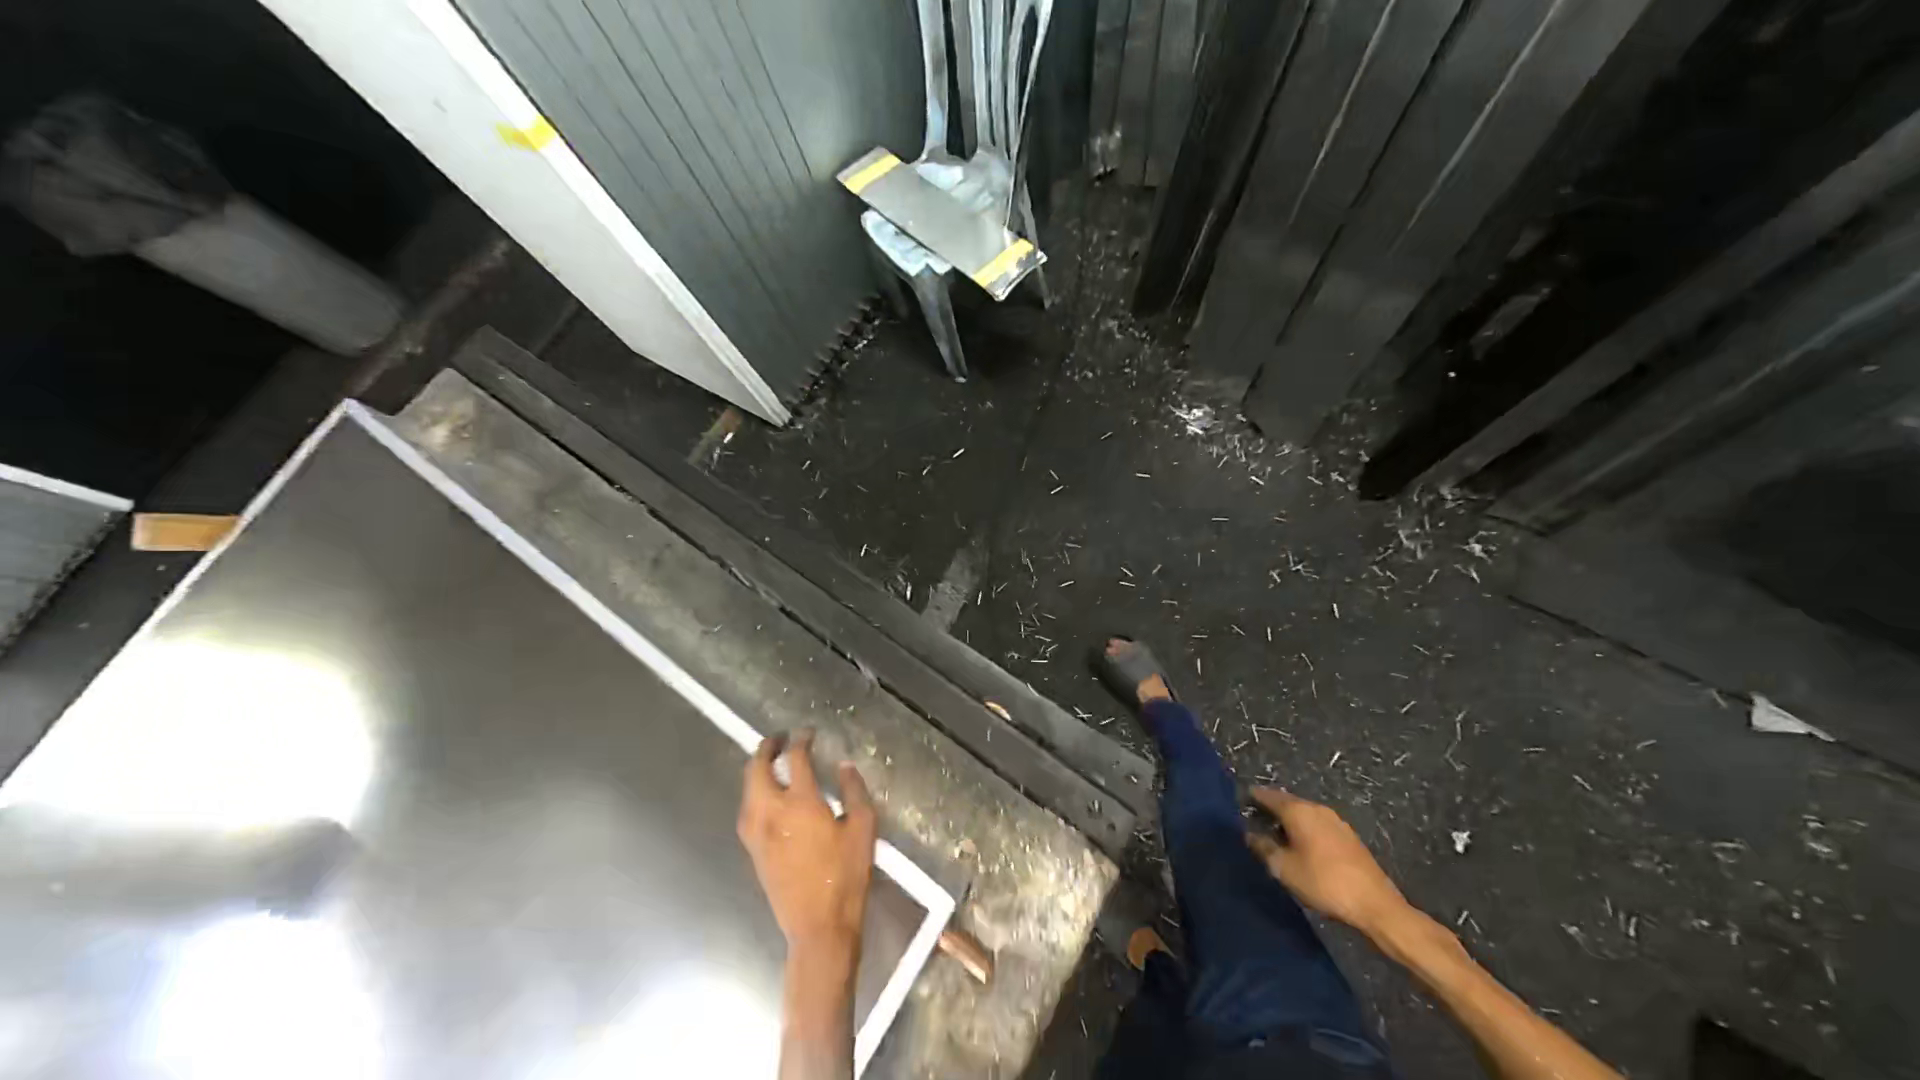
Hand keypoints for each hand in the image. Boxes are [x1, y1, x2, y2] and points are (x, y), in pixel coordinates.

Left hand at [737, 729, 877, 954]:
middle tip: (780, 740)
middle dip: (766, 748)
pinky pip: (747, 809)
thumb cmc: (846, 875)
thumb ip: (854, 791)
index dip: (800, 740)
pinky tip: (768, 795)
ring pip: (747, 788)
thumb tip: (843, 767)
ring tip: (773, 763)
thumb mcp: (863, 828)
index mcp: (800, 802)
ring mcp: (756, 832)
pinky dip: (754, 792)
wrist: (818, 926)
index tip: (808, 733)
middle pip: (756, 768)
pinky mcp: (752, 850)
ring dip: (756, 769)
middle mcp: (770, 811)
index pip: (794, 758)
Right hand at [1246, 787, 1410, 938]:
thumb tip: (1249, 833)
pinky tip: (1300, 844)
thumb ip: (1263, 847)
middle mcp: (1317, 809)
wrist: (1375, 905)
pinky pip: (1317, 824)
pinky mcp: (1348, 836)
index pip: (1268, 795)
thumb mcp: (1284, 868)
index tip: (1238, 801)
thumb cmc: (1323, 882)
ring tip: (1273, 833)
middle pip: (1287, 802)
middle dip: (1270, 808)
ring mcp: (1336, 821)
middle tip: (1253, 818)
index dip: (1252, 797)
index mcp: (1298, 811)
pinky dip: (1304, 828)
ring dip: (1288, 819)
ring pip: (1303, 813)